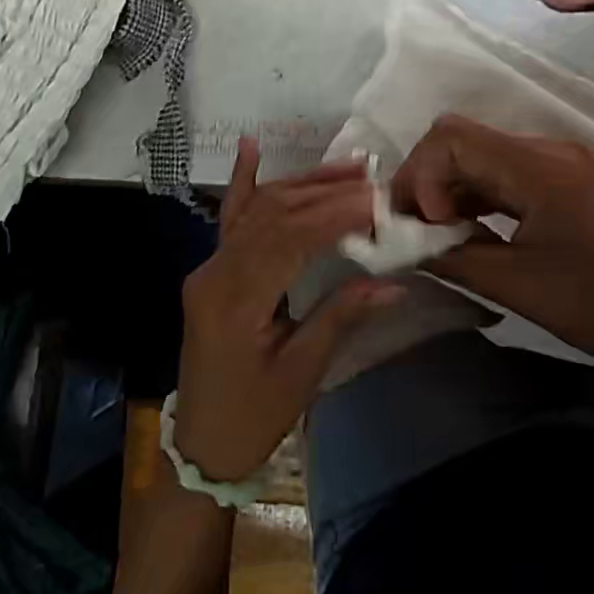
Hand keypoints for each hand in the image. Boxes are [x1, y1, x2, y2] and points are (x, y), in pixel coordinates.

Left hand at [174, 139, 402, 482]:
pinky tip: (251, 149)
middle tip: (371, 176)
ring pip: (256, 212)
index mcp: (235, 302)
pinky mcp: (211, 272)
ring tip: (346, 166)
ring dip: (302, 185)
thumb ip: (340, 318)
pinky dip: (243, 183)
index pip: (289, 239)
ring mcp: (208, 269)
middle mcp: (215, 273)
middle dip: (324, 192)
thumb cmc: (253, 417)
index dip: (335, 215)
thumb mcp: (302, 373)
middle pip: (273, 216)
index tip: (376, 202)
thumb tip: (392, 283)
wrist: (201, 444)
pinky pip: (229, 221)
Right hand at [392, 115, 593, 373]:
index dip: (420, 178)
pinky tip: (469, 235)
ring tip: (437, 241)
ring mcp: (557, 165)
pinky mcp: (563, 184)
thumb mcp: (516, 287)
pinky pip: (502, 176)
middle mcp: (546, 151)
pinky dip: (474, 200)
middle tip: (415, 236)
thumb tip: (403, 245)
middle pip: (459, 142)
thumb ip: (451, 257)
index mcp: (537, 167)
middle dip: (425, 185)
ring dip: (448, 193)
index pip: (449, 137)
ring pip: (478, 159)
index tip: (424, 230)